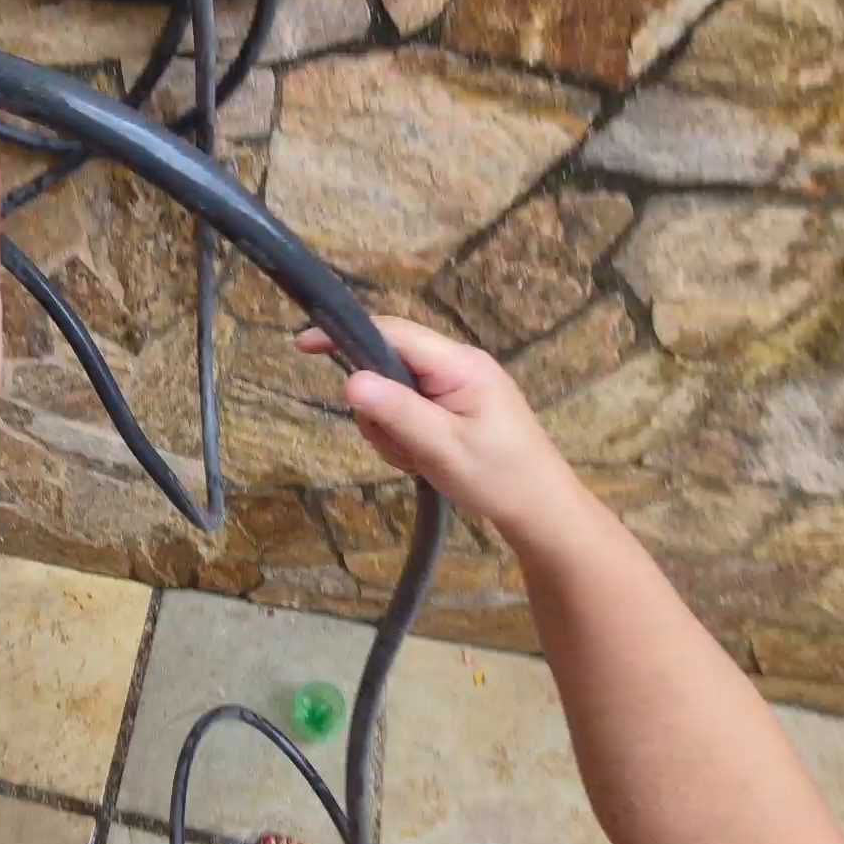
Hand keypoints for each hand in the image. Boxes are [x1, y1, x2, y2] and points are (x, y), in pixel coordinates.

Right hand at [295, 317, 579, 538]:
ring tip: (416, 457)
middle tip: (397, 444)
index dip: (346, 333)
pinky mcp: (448, 405)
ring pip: (389, 392)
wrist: (539, 509)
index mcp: (458, 364)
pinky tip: (422, 459)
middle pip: (386, 364)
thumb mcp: (443, 447)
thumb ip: (397, 412)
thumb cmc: (499, 477)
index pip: (392, 333)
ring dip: (389, 428)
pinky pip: (404, 410)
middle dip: (378, 408)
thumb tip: (349, 381)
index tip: (304, 344)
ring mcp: (452, 385)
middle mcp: (454, 364)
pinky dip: (400, 437)